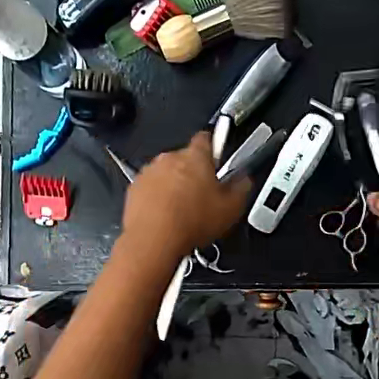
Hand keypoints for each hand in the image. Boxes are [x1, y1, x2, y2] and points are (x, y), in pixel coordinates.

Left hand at [120, 132, 251, 260]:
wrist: (154, 240)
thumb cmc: (188, 223)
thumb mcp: (231, 208)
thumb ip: (242, 187)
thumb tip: (244, 181)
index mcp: (195, 157)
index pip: (206, 138)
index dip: (213, 148)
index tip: (216, 159)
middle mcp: (169, 158)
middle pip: (186, 159)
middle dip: (194, 174)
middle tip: (204, 196)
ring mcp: (150, 172)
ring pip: (167, 174)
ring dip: (174, 186)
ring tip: (185, 211)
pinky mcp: (135, 188)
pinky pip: (150, 188)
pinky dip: (157, 198)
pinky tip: (167, 217)